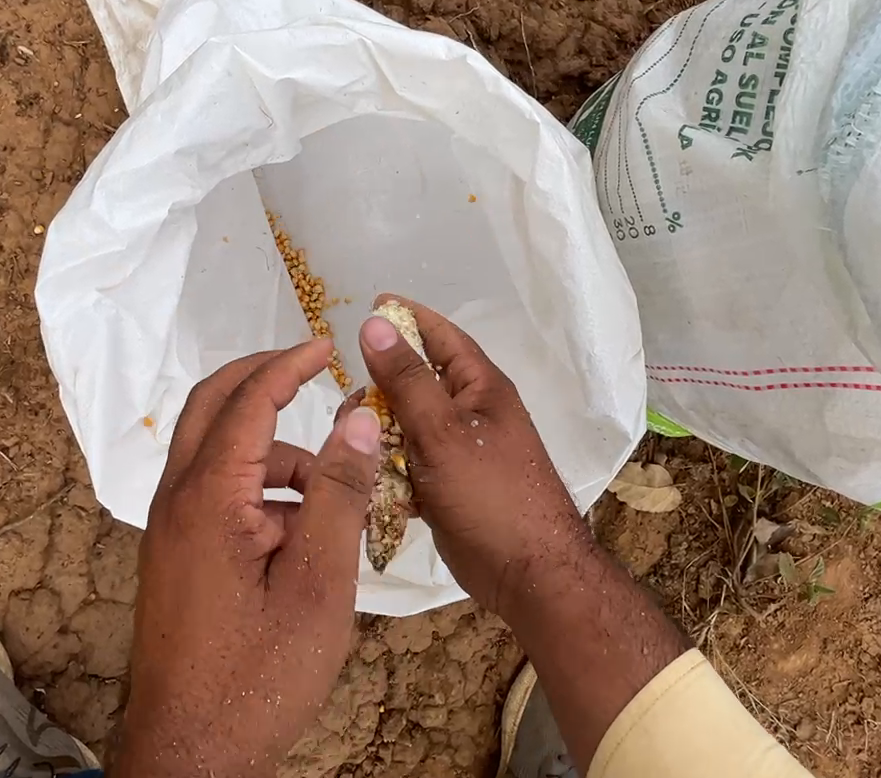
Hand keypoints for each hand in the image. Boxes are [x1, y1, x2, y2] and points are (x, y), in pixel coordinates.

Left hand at [113, 340, 382, 777]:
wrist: (190, 758)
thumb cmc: (259, 673)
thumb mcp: (318, 582)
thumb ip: (339, 493)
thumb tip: (360, 419)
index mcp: (209, 496)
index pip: (248, 400)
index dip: (290, 364)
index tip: (328, 343)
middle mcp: (178, 498)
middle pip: (210, 403)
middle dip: (262, 377)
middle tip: (312, 368)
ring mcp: (171, 526)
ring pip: (216, 448)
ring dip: (271, 445)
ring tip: (331, 488)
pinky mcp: (177, 552)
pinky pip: (216, 489)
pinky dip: (260, 485)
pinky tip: (303, 529)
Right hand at [355, 298, 593, 619]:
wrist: (530, 576)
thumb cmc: (490, 494)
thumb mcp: (442, 430)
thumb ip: (406, 378)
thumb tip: (375, 322)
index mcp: (479, 386)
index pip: (440, 335)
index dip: (406, 318)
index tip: (370, 305)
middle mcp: (470, 411)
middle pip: (415, 382)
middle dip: (379, 389)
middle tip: (350, 408)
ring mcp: (460, 449)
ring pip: (406, 425)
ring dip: (379, 433)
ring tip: (355, 449)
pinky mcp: (448, 484)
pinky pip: (410, 462)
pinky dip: (389, 468)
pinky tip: (368, 483)